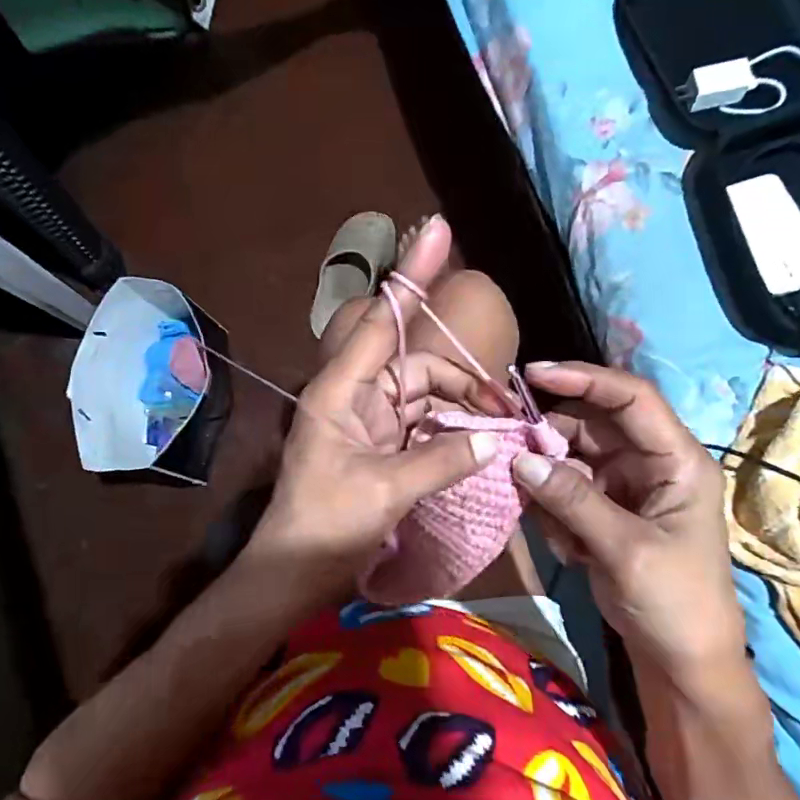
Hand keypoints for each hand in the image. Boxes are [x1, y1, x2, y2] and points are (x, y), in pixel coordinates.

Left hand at [252, 217, 501, 590]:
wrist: (294, 571)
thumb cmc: (326, 527)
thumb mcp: (386, 492)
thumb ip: (442, 460)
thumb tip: (492, 437)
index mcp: (340, 390)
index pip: (383, 320)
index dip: (412, 275)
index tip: (437, 228)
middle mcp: (352, 394)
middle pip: (415, 363)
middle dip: (459, 377)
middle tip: (505, 407)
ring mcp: (364, 420)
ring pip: (420, 393)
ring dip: (457, 405)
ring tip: (499, 426)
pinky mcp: (375, 445)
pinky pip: (417, 422)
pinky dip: (446, 427)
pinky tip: (476, 439)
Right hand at [511, 363, 745, 675]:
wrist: (683, 662)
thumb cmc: (675, 601)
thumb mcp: (624, 549)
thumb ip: (571, 499)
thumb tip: (519, 457)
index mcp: (676, 460)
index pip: (631, 398)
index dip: (583, 379)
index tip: (531, 376)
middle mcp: (649, 463)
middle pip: (591, 423)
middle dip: (549, 432)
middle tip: (507, 444)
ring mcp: (624, 486)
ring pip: (571, 456)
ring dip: (546, 478)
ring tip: (539, 513)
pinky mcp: (604, 509)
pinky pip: (564, 488)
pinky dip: (551, 507)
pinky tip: (566, 547)